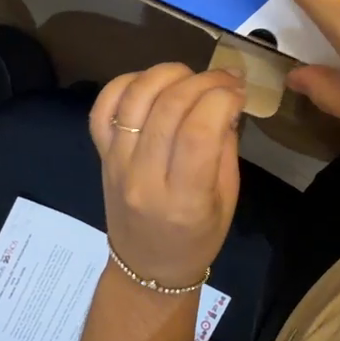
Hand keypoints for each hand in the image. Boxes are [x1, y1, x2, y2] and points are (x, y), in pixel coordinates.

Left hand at [90, 64, 245, 288]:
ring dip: (168, 74)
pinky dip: (126, 83)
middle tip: (226, 78)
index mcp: (184, 200)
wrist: (147, 266)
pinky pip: (103, 106)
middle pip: (169, 107)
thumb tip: (226, 100)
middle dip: (204, 81)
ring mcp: (116, 164)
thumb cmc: (197, 238)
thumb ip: (225, 147)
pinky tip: (153, 83)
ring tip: (191, 76)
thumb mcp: (228, 199)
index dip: (223, 98)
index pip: (200, 131)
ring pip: (134, 98)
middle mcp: (144, 179)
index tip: (240, 92)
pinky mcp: (100, 154)